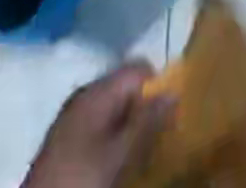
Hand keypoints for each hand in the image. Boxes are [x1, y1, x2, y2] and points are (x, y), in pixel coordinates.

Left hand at [22, 61, 173, 187]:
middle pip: (125, 87)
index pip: (137, 69)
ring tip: (147, 150)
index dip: (159, 85)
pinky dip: (117, 135)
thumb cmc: (82, 178)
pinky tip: (123, 159)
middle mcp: (84, 94)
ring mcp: (74, 115)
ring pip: (114, 107)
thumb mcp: (120, 155)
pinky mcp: (69, 136)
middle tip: (165, 136)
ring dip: (133, 124)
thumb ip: (147, 122)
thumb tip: (173, 91)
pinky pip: (102, 123)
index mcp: (96, 91)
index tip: (176, 112)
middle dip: (147, 107)